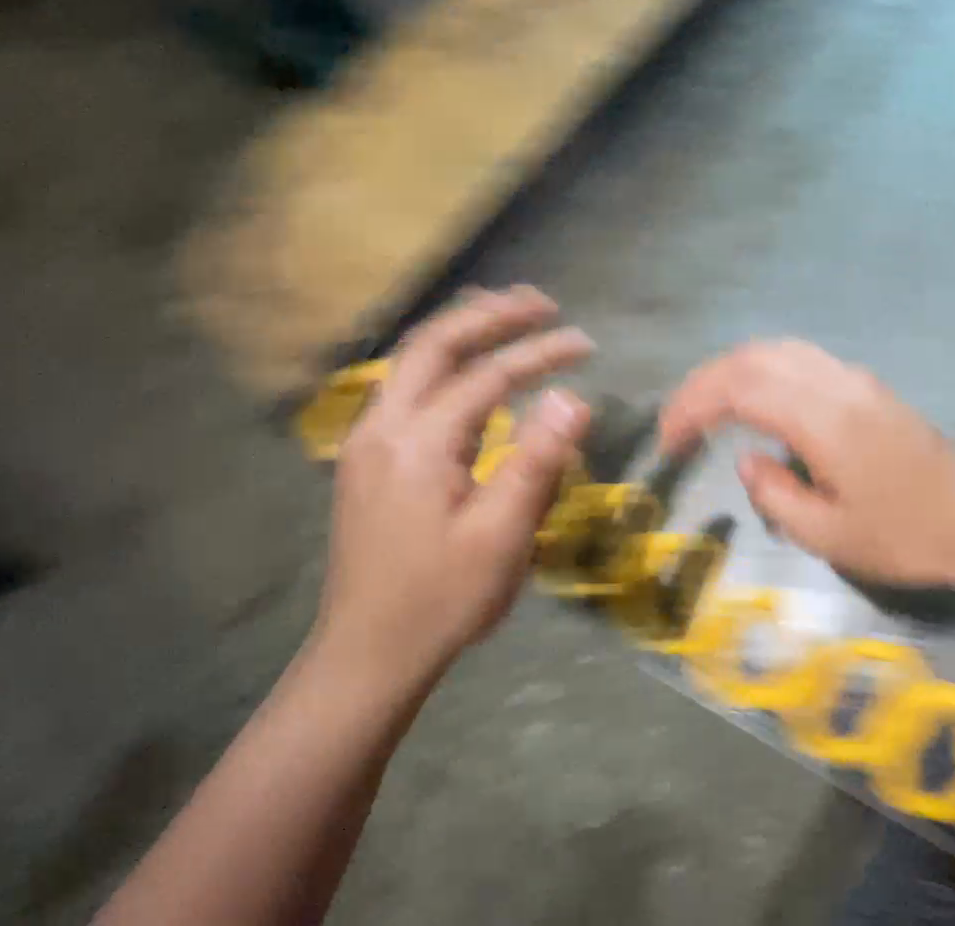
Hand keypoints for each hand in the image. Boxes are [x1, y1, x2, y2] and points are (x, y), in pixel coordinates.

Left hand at [319, 287, 594, 681]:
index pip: (487, 377)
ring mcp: (366, 443)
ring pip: (410, 363)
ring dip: (460, 332)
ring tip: (506, 313)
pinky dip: (442, 362)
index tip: (588, 343)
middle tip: (541, 302)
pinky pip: (406, 389)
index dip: (540, 354)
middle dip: (488, 316)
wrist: (369, 652)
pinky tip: (466, 369)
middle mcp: (381, 429)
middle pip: (432, 347)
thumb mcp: (502, 535)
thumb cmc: (444, 597)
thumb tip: (574, 397)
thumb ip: (537, 462)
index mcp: (416, 445)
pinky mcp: (368, 461)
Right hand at [659, 340, 954, 588]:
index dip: (693, 405)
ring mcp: (860, 381)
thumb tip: (746, 459)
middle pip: (757, 355)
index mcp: (825, 419)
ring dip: (738, 371)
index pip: (740, 387)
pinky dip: (770, 372)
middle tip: (680, 422)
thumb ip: (775, 495)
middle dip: (707, 381)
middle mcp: (840, 385)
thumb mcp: (828, 536)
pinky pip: (808, 362)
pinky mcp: (873, 390)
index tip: (669, 441)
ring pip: (784, 350)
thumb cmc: (905, 537)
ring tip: (710, 411)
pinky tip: (761, 406)